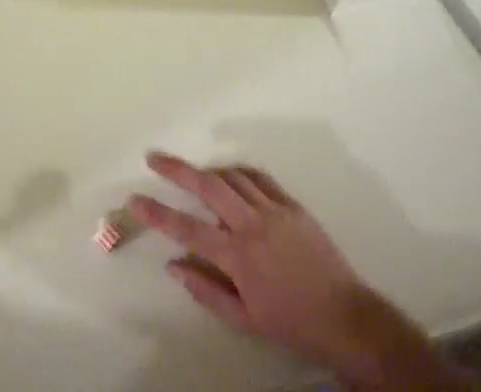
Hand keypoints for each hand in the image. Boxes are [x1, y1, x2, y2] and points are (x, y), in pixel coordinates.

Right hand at [131, 152, 472, 390]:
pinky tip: (231, 175)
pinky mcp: (294, 207)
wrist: (345, 317)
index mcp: (236, 256)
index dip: (157, 212)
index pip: (186, 227)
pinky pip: (262, 179)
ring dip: (208, 170)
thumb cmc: (289, 322)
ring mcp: (275, 212)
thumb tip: (173, 265)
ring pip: (234, 177)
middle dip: (177, 169)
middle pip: (208, 185)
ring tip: (191, 171)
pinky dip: (240, 172)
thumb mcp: (243, 318)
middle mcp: (252, 225)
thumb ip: (204, 290)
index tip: (135, 199)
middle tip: (154, 158)